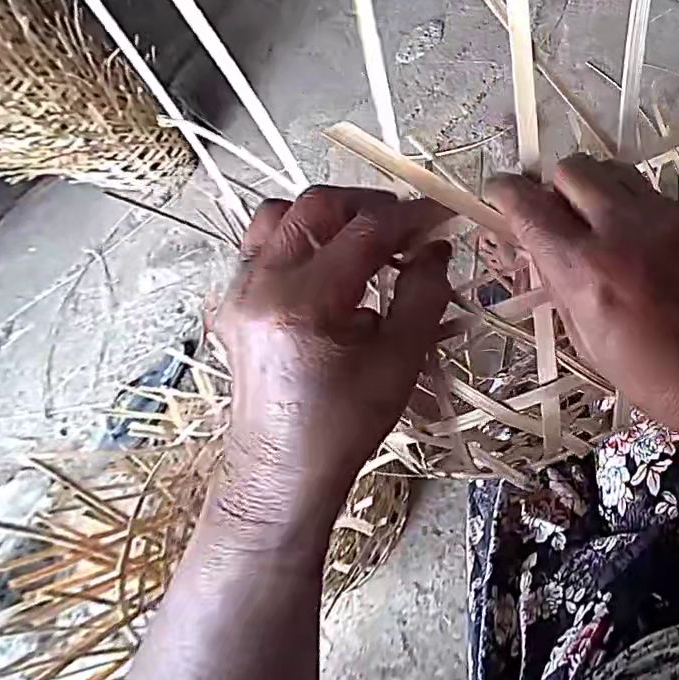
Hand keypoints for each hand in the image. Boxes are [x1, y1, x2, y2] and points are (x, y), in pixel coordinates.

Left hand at [211, 187, 451, 537]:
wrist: (282, 472)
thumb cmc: (346, 422)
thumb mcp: (401, 357)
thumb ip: (425, 291)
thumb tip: (436, 246)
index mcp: (304, 302)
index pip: (366, 230)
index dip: (412, 215)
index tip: (444, 214)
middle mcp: (260, 285)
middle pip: (316, 206)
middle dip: (370, 206)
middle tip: (408, 227)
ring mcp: (238, 291)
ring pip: (281, 216)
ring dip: (333, 217)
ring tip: (370, 241)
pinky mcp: (234, 302)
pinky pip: (266, 244)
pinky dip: (306, 237)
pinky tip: (336, 267)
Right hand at [488, 155, 678, 447]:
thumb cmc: (659, 378)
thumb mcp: (590, 344)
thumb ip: (562, 285)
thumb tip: (543, 250)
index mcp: (586, 270)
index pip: (530, 207)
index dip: (506, 192)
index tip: (500, 190)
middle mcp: (624, 229)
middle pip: (575, 168)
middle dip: (556, 184)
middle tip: (560, 211)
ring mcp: (667, 217)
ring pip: (617, 172)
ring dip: (598, 188)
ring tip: (602, 221)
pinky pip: (655, 196)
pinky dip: (639, 210)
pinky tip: (649, 244)